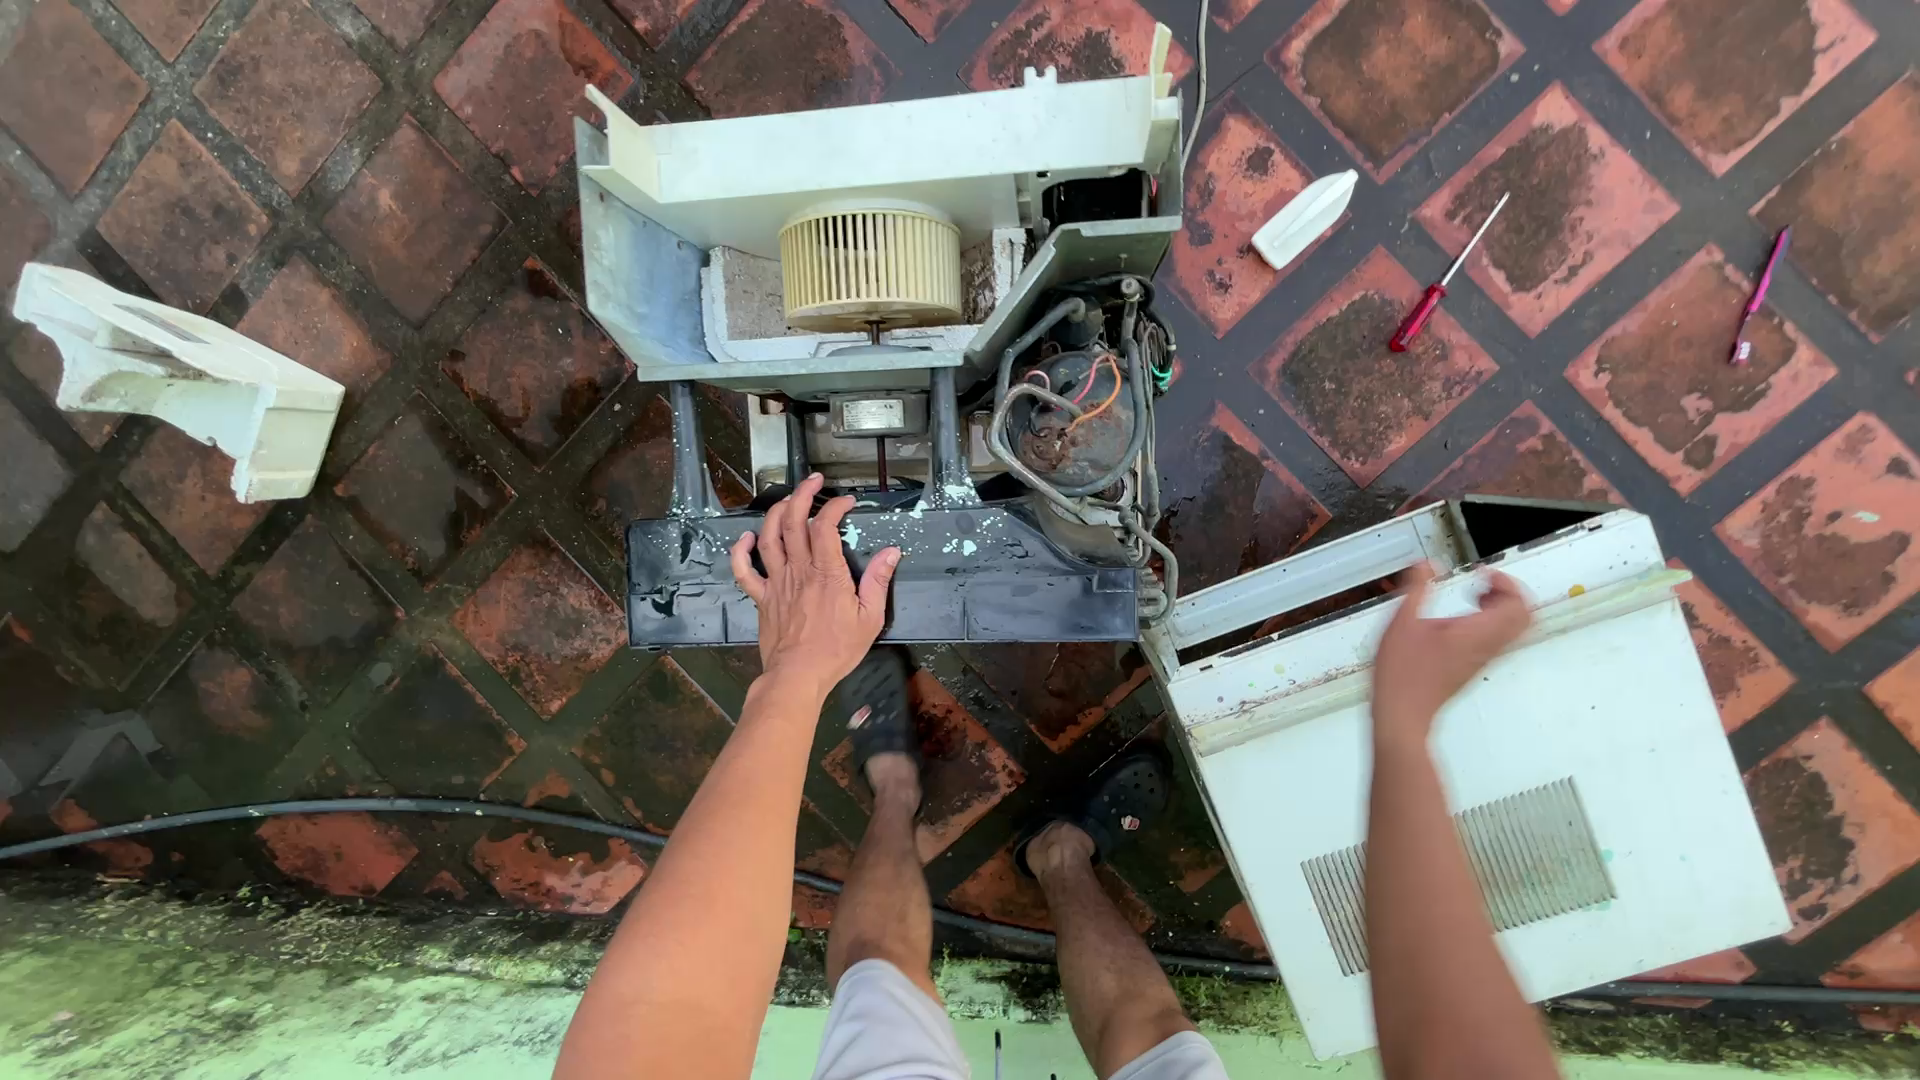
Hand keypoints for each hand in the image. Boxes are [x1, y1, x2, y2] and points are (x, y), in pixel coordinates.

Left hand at [729, 473, 900, 697]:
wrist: (798, 676)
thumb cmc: (837, 650)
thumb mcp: (870, 618)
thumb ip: (879, 582)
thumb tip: (892, 552)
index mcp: (827, 573)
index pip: (825, 526)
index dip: (834, 506)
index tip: (847, 502)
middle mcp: (799, 570)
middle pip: (792, 522)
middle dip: (802, 494)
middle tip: (813, 481)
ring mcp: (776, 582)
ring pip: (768, 537)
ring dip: (775, 512)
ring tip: (787, 500)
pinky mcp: (761, 598)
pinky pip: (744, 571)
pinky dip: (741, 551)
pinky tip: (746, 537)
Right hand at [1371, 562, 1530, 743]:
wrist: (1403, 710)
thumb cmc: (1403, 672)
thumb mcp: (1402, 621)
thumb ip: (1417, 588)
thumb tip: (1427, 564)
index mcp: (1477, 632)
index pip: (1519, 603)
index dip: (1506, 582)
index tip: (1483, 573)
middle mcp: (1488, 646)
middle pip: (1526, 616)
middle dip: (1509, 594)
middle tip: (1483, 585)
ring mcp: (1483, 659)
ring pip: (1515, 630)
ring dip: (1501, 609)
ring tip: (1473, 599)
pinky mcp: (1473, 667)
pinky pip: (1498, 641)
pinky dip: (1490, 624)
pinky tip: (1458, 622)